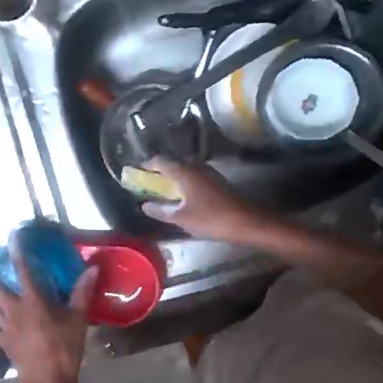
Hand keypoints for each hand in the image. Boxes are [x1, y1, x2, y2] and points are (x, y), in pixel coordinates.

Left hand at [0, 236, 98, 382]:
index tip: (11, 236)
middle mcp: (14, 311)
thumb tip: (93, 267)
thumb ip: (83, 291)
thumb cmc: (66, 349)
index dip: (17, 252)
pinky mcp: (1, 341)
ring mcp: (4, 327)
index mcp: (33, 302)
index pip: (23, 270)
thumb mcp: (79, 319)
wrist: (50, 382)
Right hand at [139, 158, 273, 242]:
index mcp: (184, 171)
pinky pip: (195, 175)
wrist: (245, 221)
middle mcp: (196, 166)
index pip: (160, 161)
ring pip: (185, 168)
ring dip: (173, 176)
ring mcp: (208, 172)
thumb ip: (160, 210)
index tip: (137, 173)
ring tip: (163, 190)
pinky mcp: (216, 181)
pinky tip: (183, 195)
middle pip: (173, 162)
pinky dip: (185, 181)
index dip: (147, 166)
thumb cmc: (210, 219)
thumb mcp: (181, 218)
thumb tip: (144, 205)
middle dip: (159, 171)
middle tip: (148, 183)